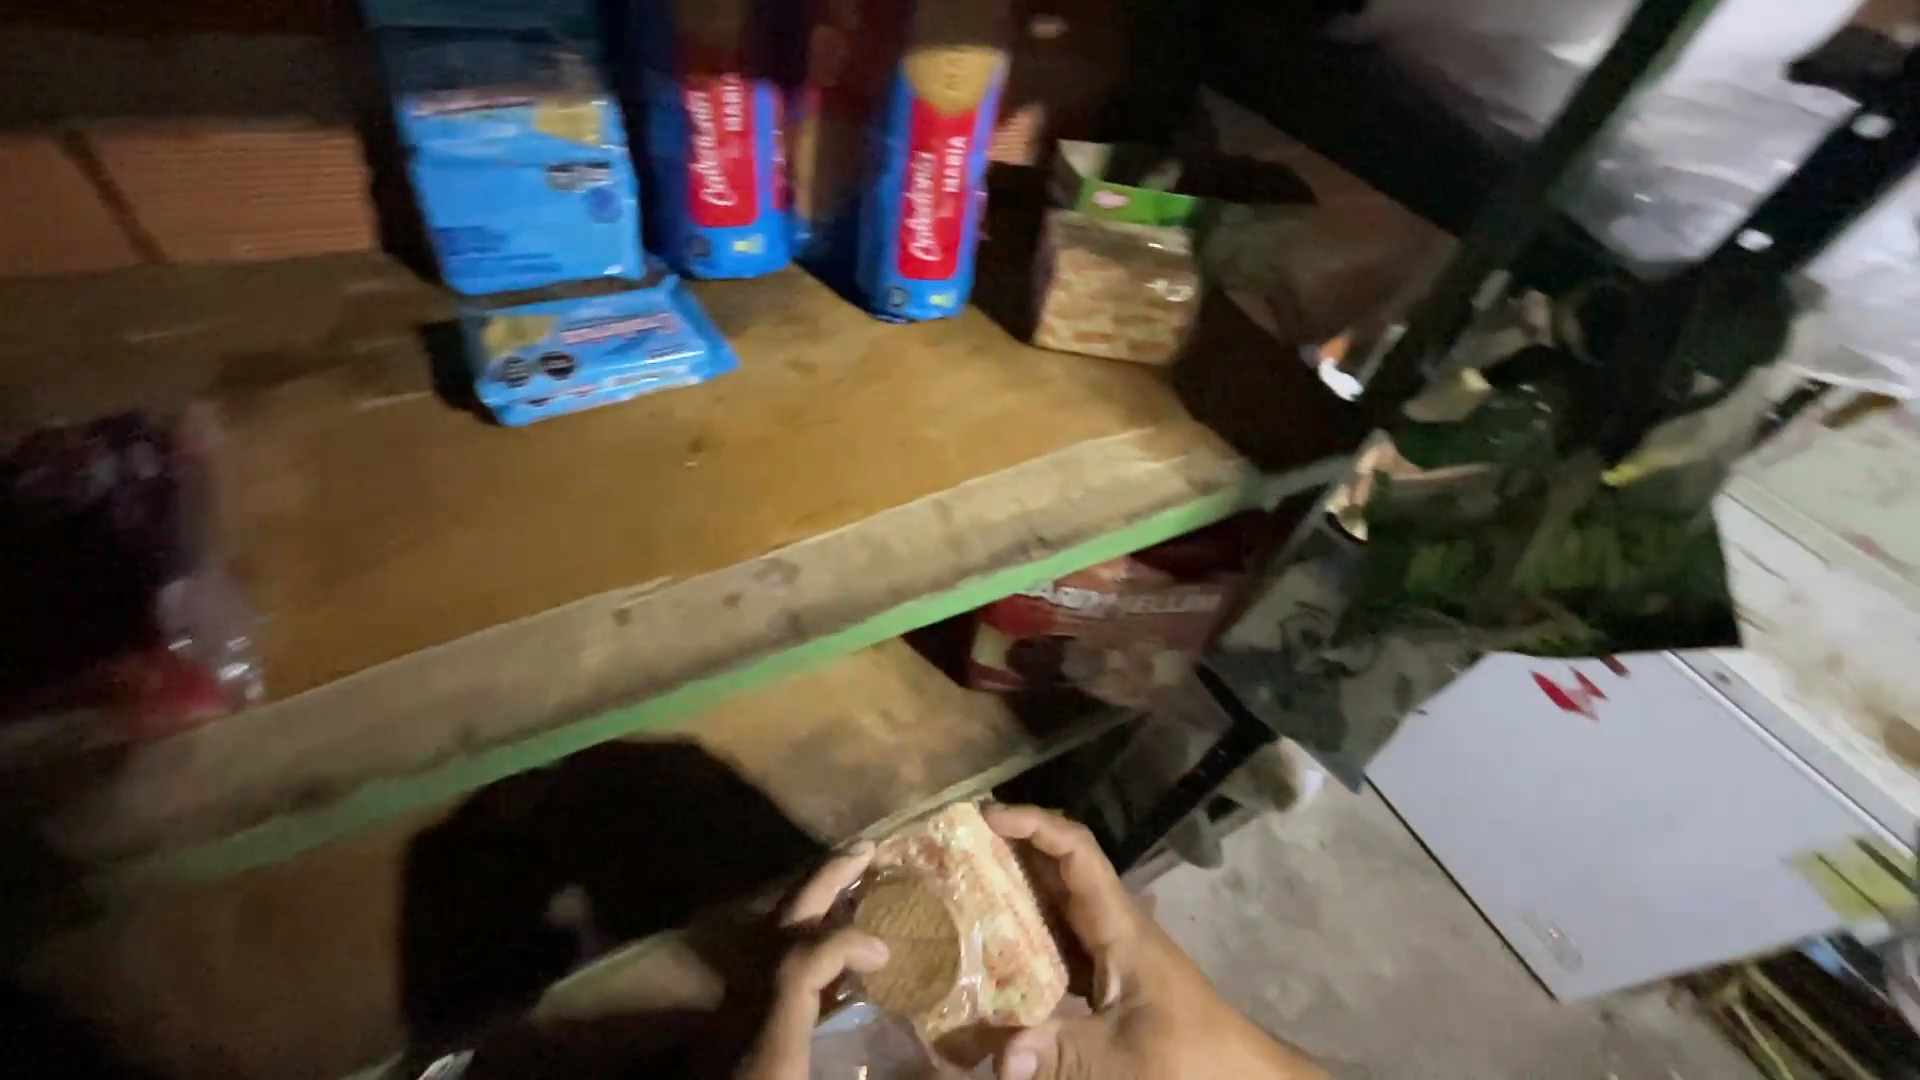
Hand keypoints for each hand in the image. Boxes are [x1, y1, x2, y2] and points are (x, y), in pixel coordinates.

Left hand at [735, 843, 889, 1079]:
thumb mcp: (804, 1079)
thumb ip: (891, 1069)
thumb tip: (959, 1063)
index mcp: (766, 1041)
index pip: (799, 961)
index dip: (847, 942)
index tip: (886, 954)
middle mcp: (741, 1014)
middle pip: (777, 927)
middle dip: (822, 880)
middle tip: (868, 851)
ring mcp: (728, 1017)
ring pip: (766, 937)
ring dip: (811, 901)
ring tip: (850, 881)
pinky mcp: (726, 1030)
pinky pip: (765, 961)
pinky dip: (801, 937)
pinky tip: (827, 955)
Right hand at [985, 805, 1327, 1079]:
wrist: (1239, 1077)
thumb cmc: (1192, 1056)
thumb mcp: (1124, 1061)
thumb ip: (1061, 1055)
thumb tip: (999, 1060)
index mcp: (1117, 921)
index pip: (1076, 850)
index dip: (1034, 824)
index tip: (989, 817)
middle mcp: (1108, 921)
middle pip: (1057, 863)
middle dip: (1011, 844)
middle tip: (957, 841)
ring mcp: (1105, 946)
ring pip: (1054, 897)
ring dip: (1013, 883)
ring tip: (960, 881)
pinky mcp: (1101, 973)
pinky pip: (1054, 935)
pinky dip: (1021, 929)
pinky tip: (990, 948)